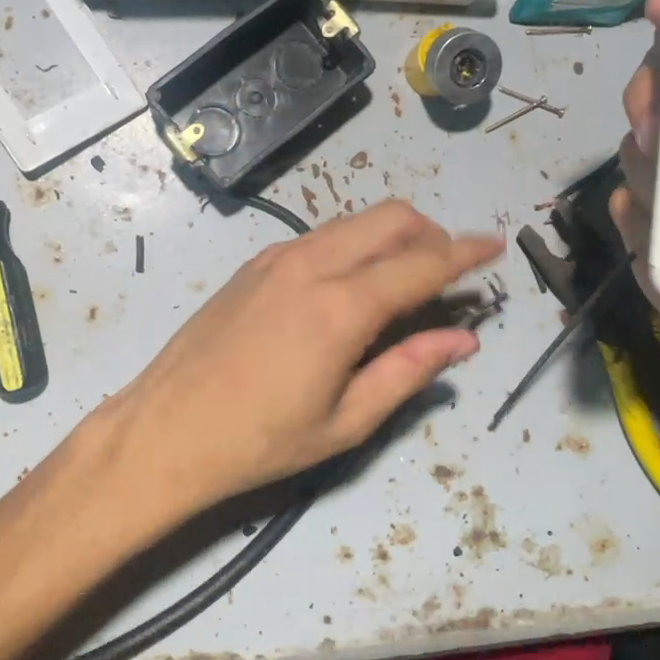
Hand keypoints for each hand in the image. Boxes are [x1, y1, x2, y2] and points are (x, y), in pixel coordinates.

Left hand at [108, 200, 502, 510]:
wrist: (163, 431)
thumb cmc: (259, 442)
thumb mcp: (346, 422)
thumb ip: (409, 371)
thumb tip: (464, 340)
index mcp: (341, 306)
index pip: (422, 263)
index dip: (466, 253)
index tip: (495, 246)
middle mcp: (311, 264)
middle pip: (391, 217)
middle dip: (431, 233)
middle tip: (449, 272)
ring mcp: (277, 257)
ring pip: (354, 222)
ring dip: (392, 238)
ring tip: (404, 284)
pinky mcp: (254, 263)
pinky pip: (321, 236)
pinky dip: (354, 246)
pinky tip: (350, 289)